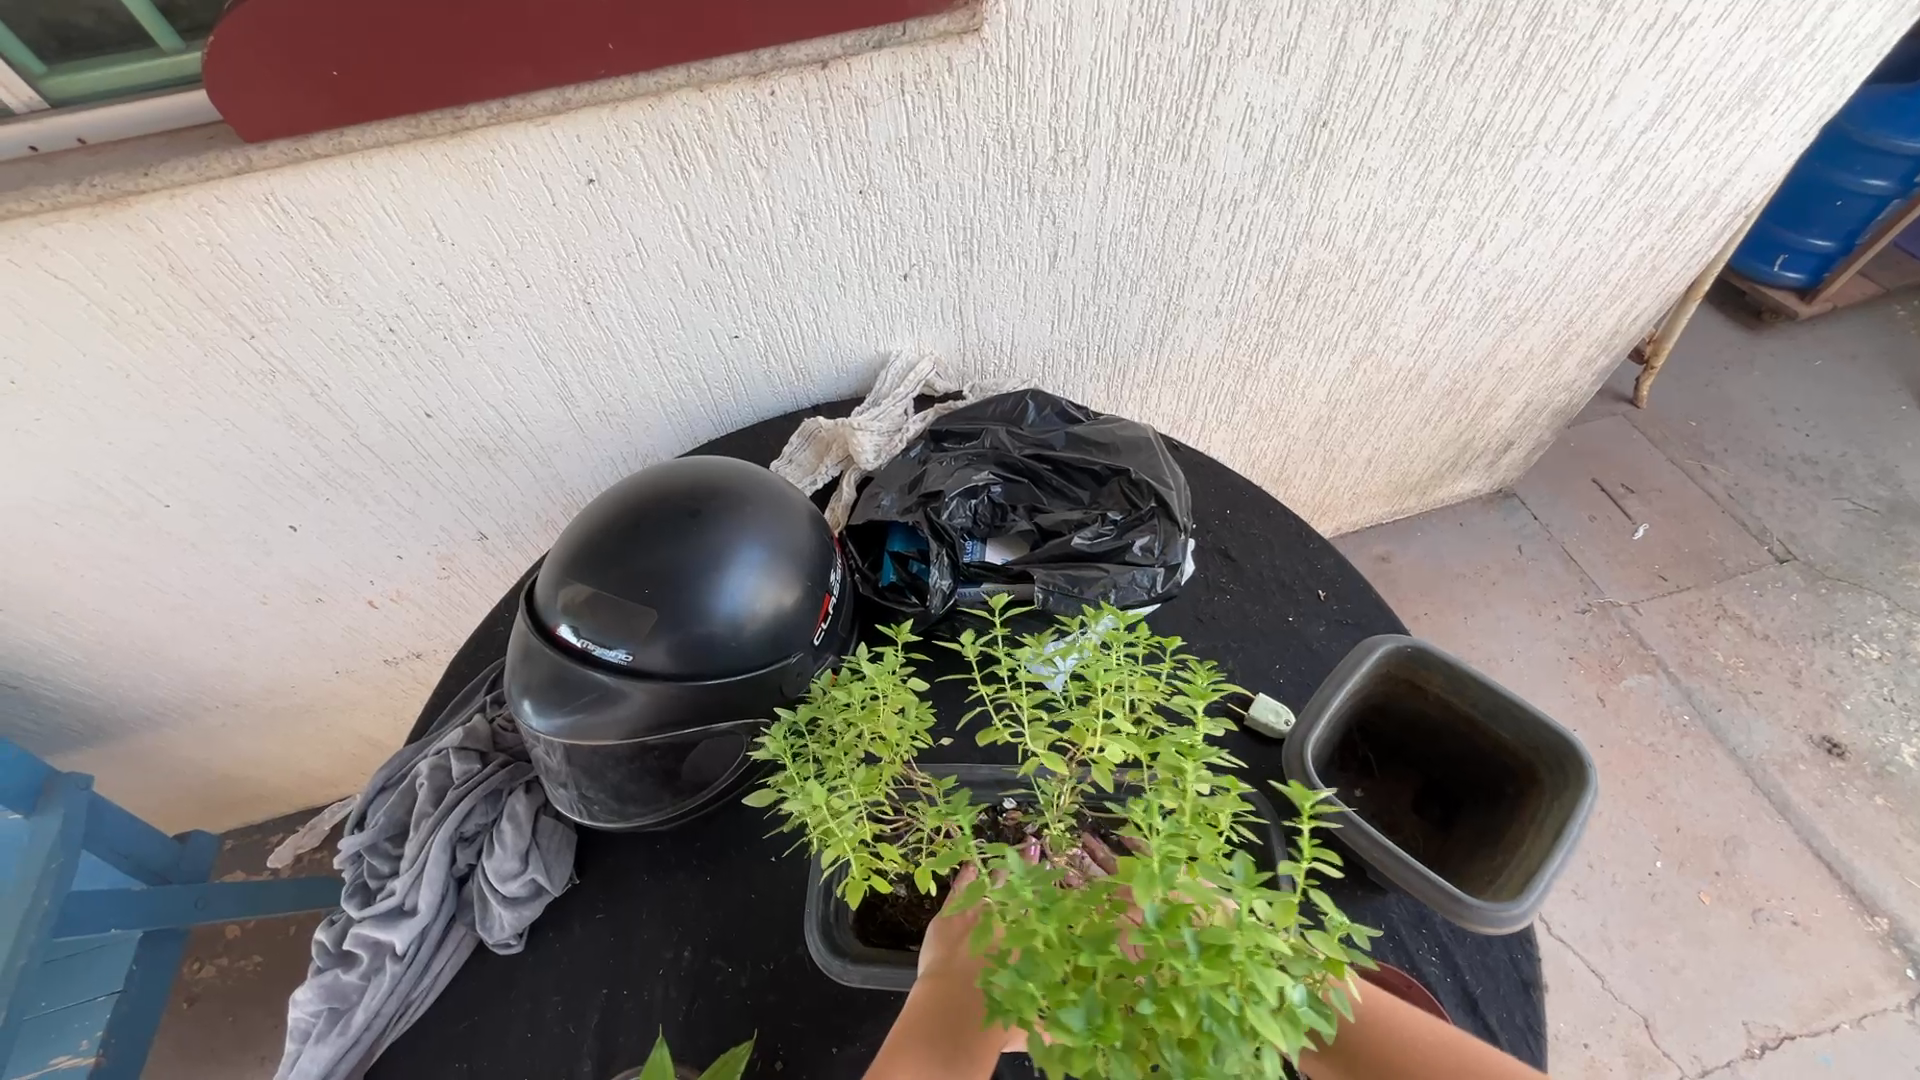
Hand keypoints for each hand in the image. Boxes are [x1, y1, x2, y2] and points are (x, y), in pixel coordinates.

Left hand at [916, 847, 1040, 1054]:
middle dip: (1027, 870)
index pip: (1040, 913)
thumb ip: (1043, 1026)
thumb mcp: (1025, 1025)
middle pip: (1019, 892)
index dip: (1046, 894)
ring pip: (992, 885)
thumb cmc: (996, 1016)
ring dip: (1001, 869)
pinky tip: (970, 863)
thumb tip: (1066, 1034)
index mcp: (1026, 945)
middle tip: (1035, 845)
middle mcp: (1005, 924)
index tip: (1054, 876)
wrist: (957, 1008)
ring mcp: (977, 914)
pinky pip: (961, 890)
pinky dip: (966, 876)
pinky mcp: (951, 916)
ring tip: (1010, 849)